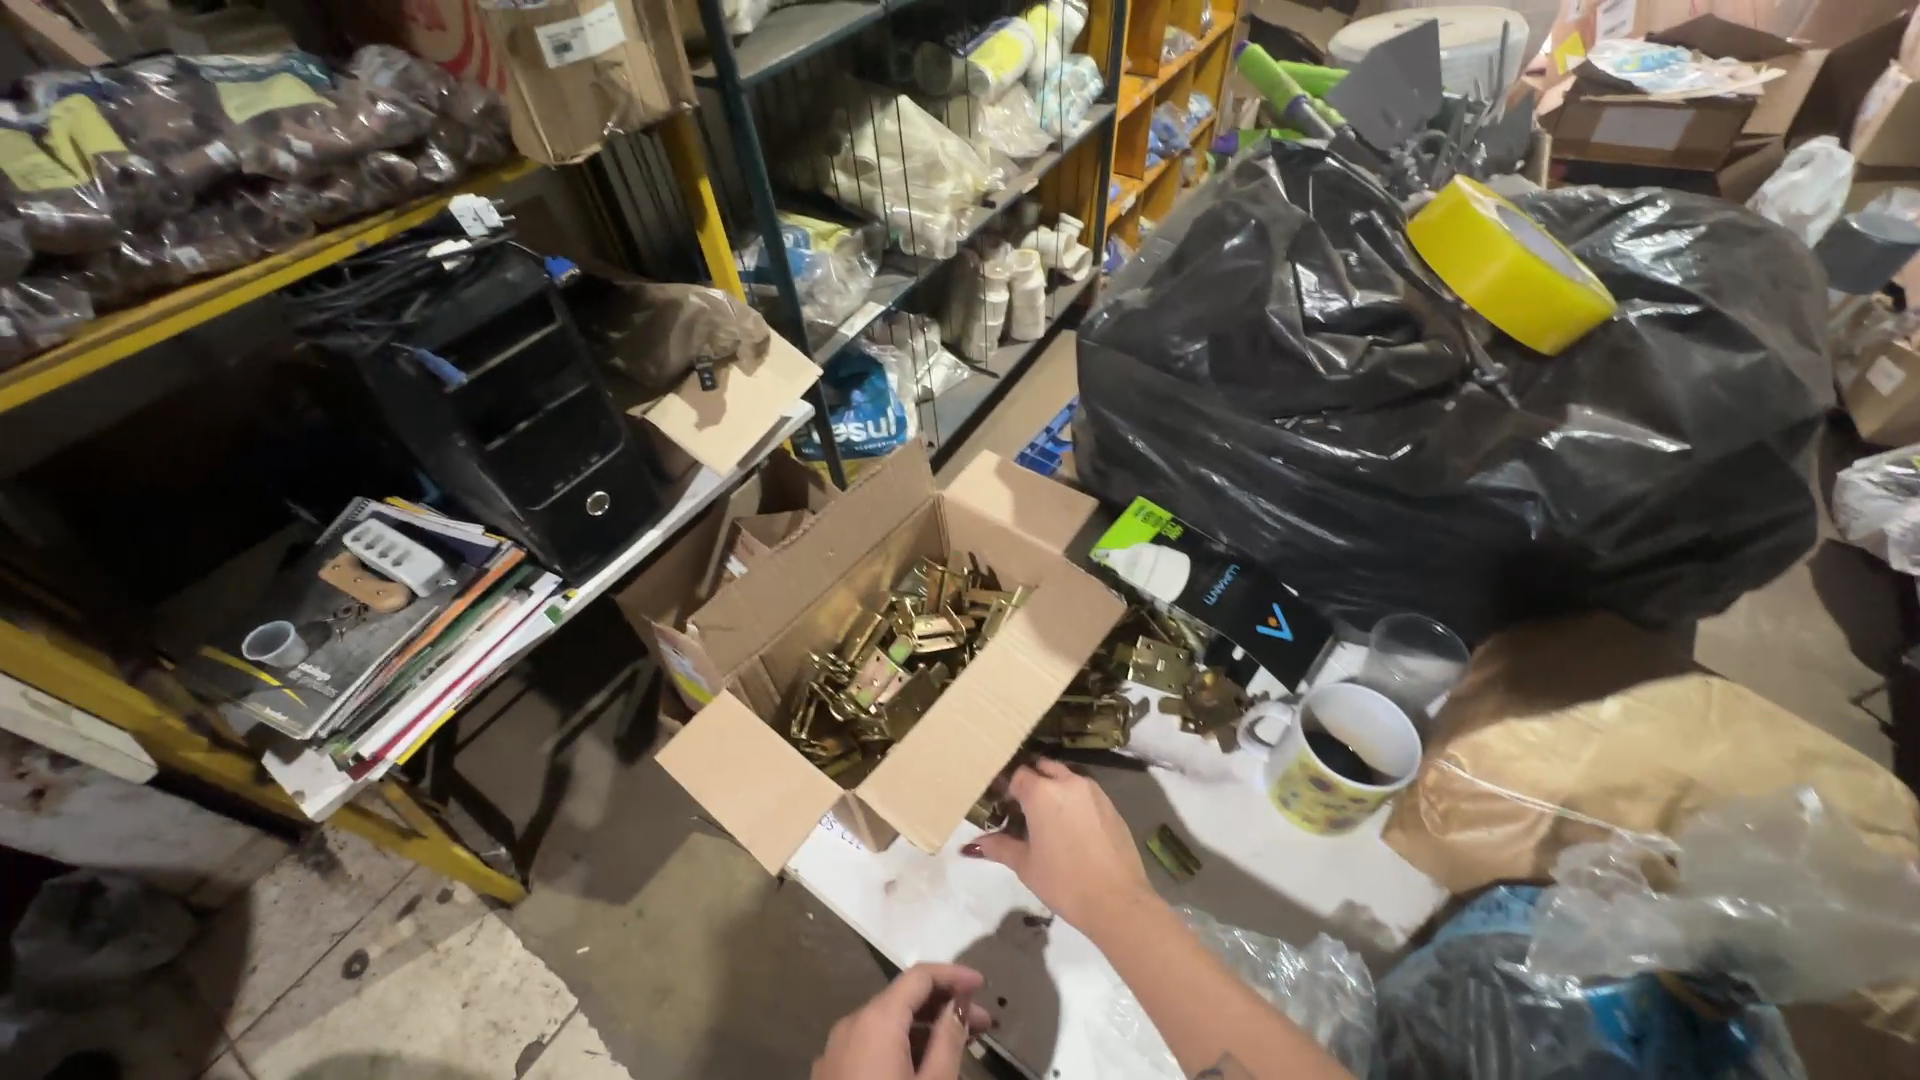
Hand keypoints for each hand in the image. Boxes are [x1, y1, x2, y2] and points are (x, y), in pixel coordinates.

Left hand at [812, 963, 991, 1079]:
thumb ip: (948, 1038)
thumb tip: (959, 1004)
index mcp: (876, 1019)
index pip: (919, 976)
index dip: (954, 975)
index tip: (984, 986)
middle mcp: (851, 1024)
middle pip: (902, 999)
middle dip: (944, 1005)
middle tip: (984, 1023)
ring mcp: (835, 1051)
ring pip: (886, 1025)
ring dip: (924, 1028)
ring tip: (960, 1046)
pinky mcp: (829, 1076)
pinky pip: (871, 1047)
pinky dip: (900, 1046)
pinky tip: (923, 1067)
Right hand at [963, 760, 1153, 932]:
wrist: (1117, 901)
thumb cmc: (1064, 882)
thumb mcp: (1026, 865)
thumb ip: (1000, 847)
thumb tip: (976, 844)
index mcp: (1042, 792)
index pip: (1017, 774)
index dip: (1007, 788)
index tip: (1001, 805)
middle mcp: (1068, 782)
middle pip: (1043, 767)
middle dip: (1031, 780)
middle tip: (1022, 807)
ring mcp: (1093, 791)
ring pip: (1066, 777)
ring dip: (1053, 787)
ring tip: (1046, 816)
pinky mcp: (1111, 805)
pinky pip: (1085, 792)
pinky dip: (1073, 799)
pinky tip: (1071, 826)